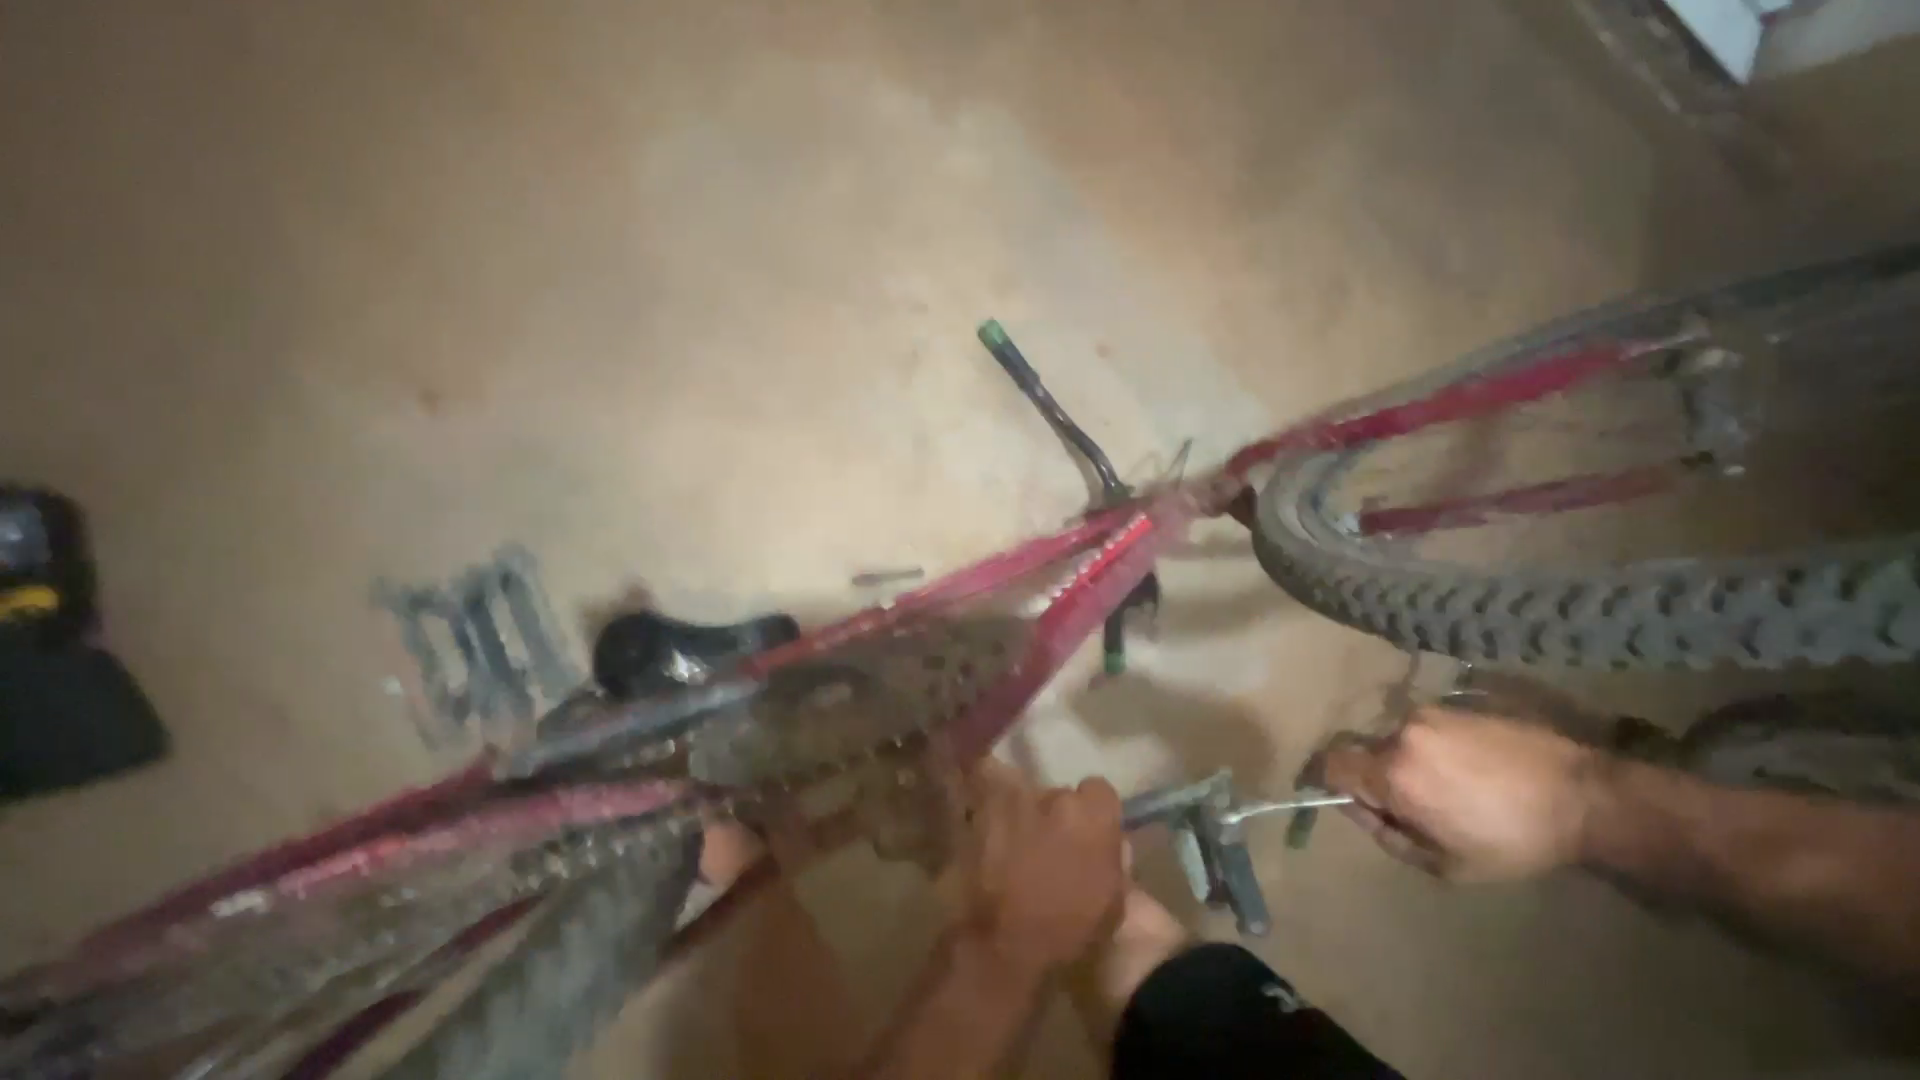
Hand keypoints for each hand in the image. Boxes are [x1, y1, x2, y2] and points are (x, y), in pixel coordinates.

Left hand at [960, 763, 1127, 971]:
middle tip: (1049, 846)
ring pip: (1022, 793)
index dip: (1094, 812)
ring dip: (1022, 813)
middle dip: (1056, 816)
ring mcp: (1012, 799)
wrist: (1003, 945)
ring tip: (1014, 841)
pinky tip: (986, 829)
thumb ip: (1113, 862)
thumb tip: (1109, 845)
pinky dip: (988, 809)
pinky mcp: (978, 811)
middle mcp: (1054, 796)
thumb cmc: (1066, 933)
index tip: (1088, 834)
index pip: (1099, 790)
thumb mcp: (1112, 904)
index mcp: (1093, 816)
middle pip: (1058, 794)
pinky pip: (985, 792)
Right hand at [1320, 706, 1598, 881]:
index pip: (1330, 763)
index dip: (1326, 780)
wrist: (1585, 797)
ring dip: (1406, 760)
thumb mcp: (1446, 864)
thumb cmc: (1513, 840)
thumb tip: (1358, 810)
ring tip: (1448, 786)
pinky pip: (1425, 727)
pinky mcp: (1459, 705)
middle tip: (1409, 803)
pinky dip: (1433, 747)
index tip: (1346, 798)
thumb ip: (1389, 837)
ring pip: (1395, 737)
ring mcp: (1432, 713)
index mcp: (1394, 773)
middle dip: (1375, 775)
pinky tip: (1469, 769)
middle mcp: (1403, 733)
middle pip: (1363, 750)